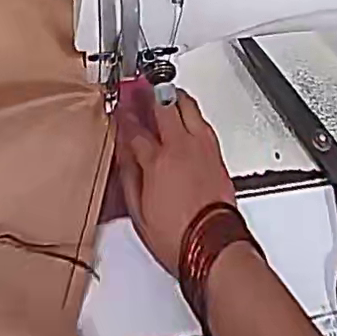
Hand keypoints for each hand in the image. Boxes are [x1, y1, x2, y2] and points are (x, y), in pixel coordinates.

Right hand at [113, 81, 235, 275]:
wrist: (213, 247)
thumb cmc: (178, 236)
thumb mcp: (138, 212)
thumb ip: (129, 176)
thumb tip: (124, 156)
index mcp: (157, 160)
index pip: (135, 129)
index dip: (125, 116)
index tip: (120, 109)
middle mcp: (181, 147)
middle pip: (163, 104)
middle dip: (149, 93)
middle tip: (141, 88)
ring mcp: (201, 147)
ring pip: (187, 105)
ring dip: (173, 96)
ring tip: (164, 93)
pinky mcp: (216, 152)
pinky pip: (202, 121)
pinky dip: (190, 112)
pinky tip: (186, 115)